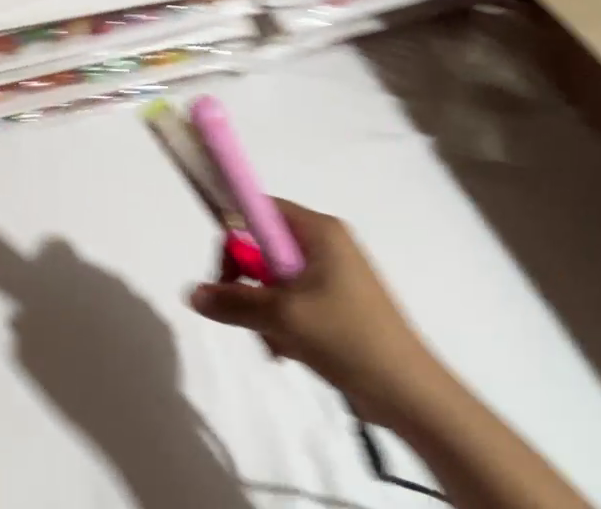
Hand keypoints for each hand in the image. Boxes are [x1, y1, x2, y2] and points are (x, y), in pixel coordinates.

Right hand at [190, 200, 440, 423]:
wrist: (407, 392)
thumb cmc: (347, 338)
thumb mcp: (283, 317)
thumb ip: (233, 302)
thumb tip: (193, 293)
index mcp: (319, 230)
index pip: (260, 208)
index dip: (234, 231)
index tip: (224, 269)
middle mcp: (326, 243)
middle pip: (263, 246)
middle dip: (249, 283)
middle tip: (247, 312)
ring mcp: (333, 275)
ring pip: (273, 280)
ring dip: (264, 311)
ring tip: (277, 340)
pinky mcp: (336, 304)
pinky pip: (291, 301)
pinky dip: (282, 323)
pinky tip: (289, 350)